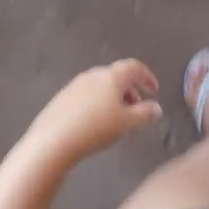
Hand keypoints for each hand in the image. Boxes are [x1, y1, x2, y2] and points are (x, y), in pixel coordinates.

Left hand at [23, 61, 162, 163]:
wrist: (52, 141)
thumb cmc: (96, 128)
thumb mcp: (127, 123)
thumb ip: (145, 114)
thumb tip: (157, 108)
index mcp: (112, 76)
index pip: (134, 67)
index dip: (147, 76)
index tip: (154, 90)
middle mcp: (93, 75)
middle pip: (117, 76)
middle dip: (130, 89)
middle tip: (137, 107)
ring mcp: (74, 85)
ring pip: (101, 86)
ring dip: (114, 97)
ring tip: (117, 117)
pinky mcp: (61, 98)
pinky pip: (86, 95)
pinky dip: (98, 103)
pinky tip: (95, 122)